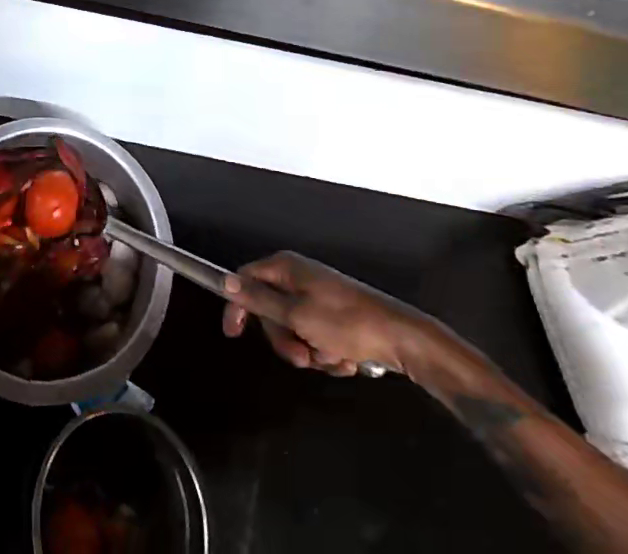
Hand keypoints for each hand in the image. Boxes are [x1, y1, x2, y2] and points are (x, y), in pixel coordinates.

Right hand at [221, 251, 446, 376]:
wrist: (402, 340)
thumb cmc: (346, 324)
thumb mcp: (295, 315)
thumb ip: (258, 299)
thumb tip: (224, 281)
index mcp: (287, 268)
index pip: (246, 280)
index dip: (238, 306)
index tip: (235, 335)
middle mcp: (299, 278)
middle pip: (270, 310)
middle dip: (284, 339)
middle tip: (300, 356)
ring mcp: (318, 298)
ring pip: (293, 329)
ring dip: (308, 351)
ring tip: (330, 358)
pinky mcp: (335, 318)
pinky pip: (315, 338)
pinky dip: (326, 353)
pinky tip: (344, 359)